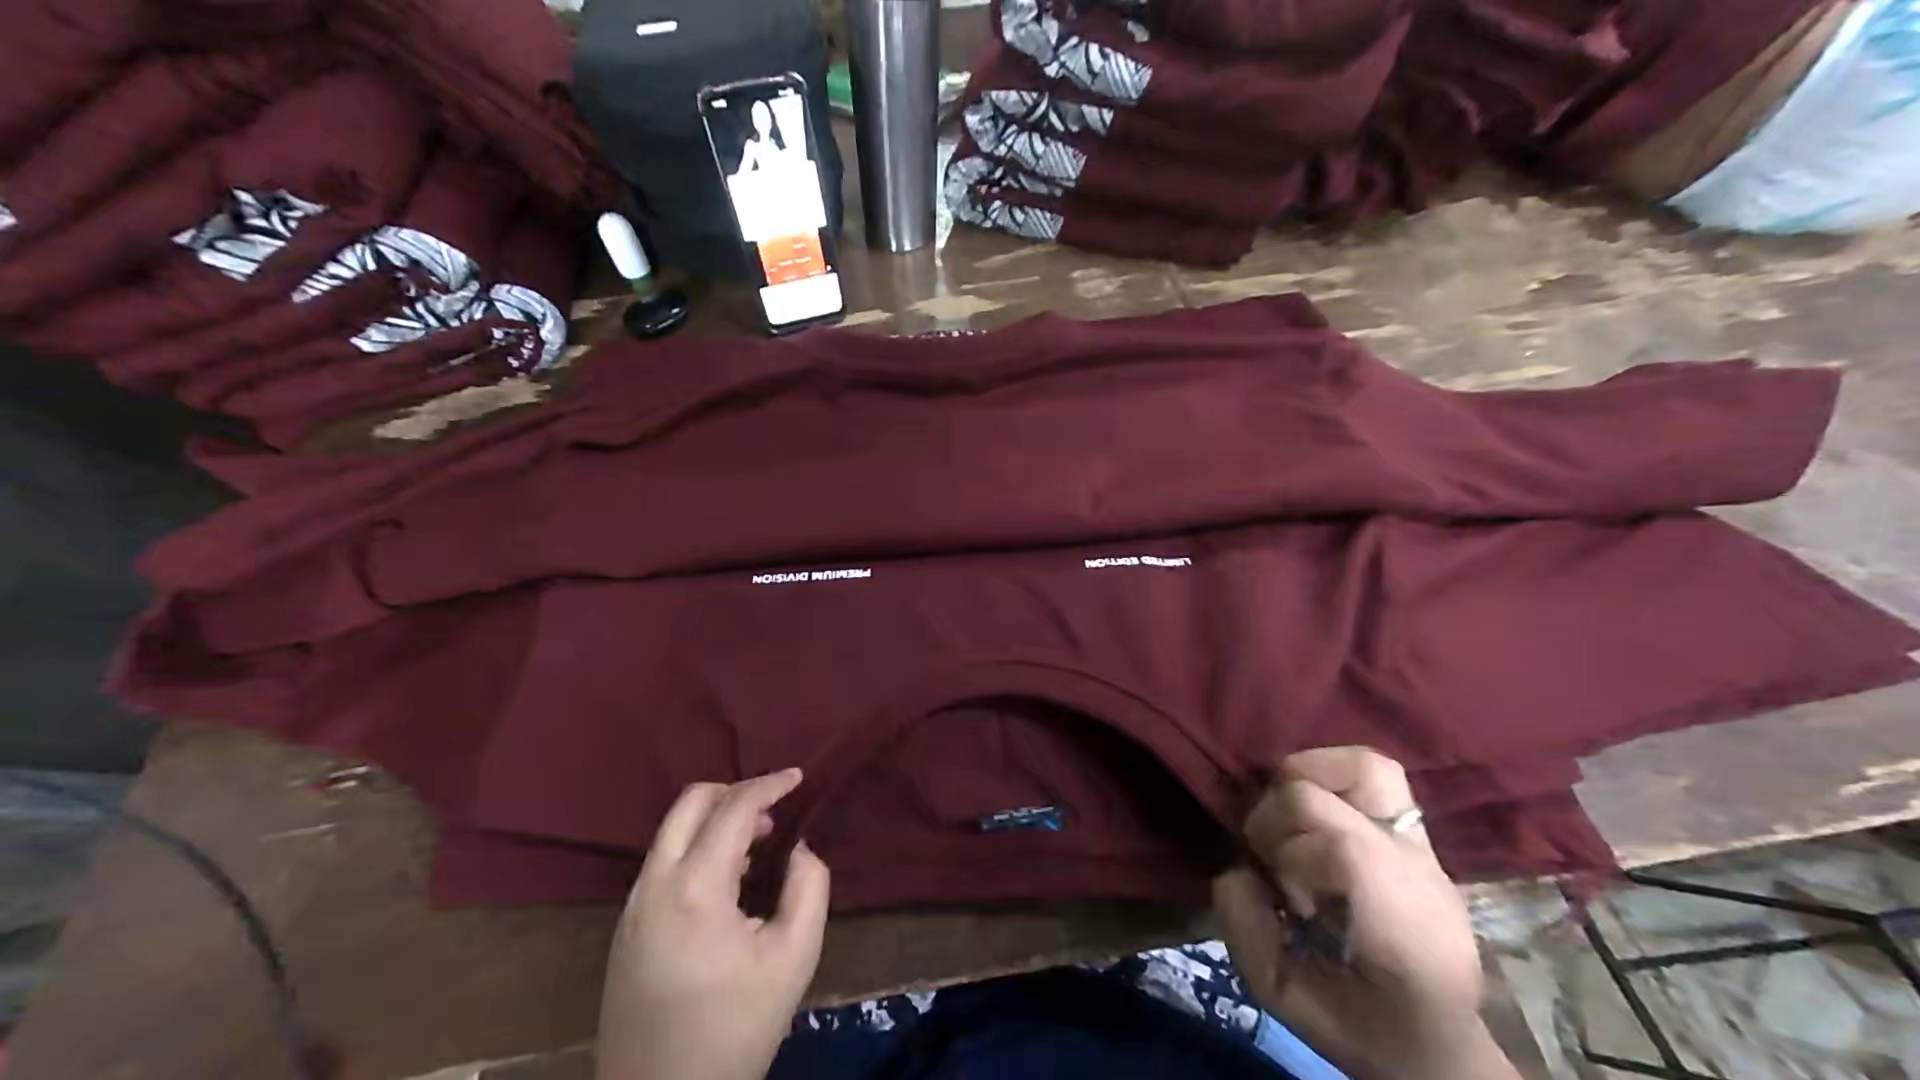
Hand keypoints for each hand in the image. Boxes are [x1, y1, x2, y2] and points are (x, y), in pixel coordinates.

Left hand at [596, 769, 830, 1079]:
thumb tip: (798, 850)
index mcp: (695, 888)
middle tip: (774, 810)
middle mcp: (654, 884)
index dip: (769, 784)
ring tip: (757, 844)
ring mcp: (632, 907)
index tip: (798, 777)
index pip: (733, 809)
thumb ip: (809, 887)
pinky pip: (663, 862)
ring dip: (716, 820)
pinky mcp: (624, 929)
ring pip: (672, 831)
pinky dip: (697, 848)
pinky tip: (727, 880)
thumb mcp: (794, 958)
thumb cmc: (735, 1029)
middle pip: (690, 803)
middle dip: (736, 792)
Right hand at [1213, 747, 1518, 1079]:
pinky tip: (1313, 811)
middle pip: (1323, 799)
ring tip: (1291, 819)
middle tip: (1272, 858)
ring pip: (1363, 766)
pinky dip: (1329, 774)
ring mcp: (1423, 846)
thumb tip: (1236, 870)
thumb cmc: (1363, 1027)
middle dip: (1275, 820)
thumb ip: (1247, 932)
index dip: (1289, 859)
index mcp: (1404, 928)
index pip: (1341, 850)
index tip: (1286, 900)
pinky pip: (1373, 773)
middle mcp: (1419, 871)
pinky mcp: (1416, 831)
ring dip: (1305, 781)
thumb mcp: (1287, 999)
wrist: (1440, 1040)